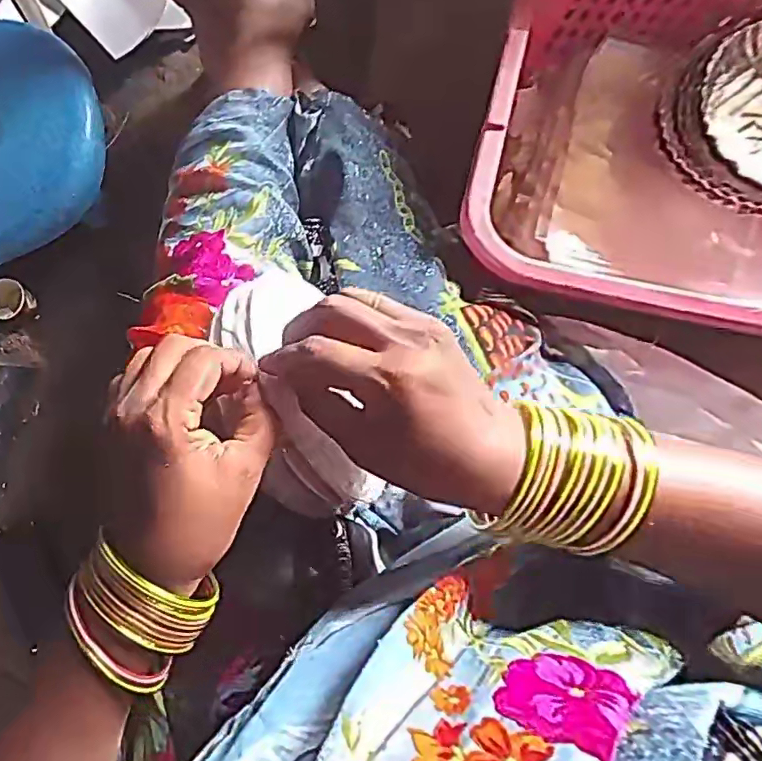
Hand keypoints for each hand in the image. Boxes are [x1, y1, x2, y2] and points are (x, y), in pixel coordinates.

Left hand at [102, 335, 275, 592]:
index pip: (202, 359)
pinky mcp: (106, 422)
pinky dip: (157, 375)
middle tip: (231, 381)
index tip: (253, 380)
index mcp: (164, 418)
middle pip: (171, 345)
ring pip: (146, 355)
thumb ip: (260, 419)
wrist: (146, 565)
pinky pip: (131, 376)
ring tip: (206, 388)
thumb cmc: (198, 526)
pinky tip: (179, 399)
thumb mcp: (244, 472)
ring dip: (180, 361)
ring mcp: (113, 412)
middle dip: (208, 355)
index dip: (235, 362)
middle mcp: (130, 406)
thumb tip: (260, 387)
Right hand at [259, 288, 524, 512]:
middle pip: (329, 310)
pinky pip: (377, 303)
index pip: (315, 350)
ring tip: (312, 341)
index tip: (267, 369)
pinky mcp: (430, 322)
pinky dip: (351, 313)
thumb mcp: (361, 446)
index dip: (282, 358)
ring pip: (352, 297)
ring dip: (321, 315)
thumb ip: (318, 406)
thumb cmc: (426, 463)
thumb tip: (286, 381)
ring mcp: (420, 325)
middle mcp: (402, 340)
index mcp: (386, 378)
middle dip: (297, 329)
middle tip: (288, 353)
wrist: (494, 454)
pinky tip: (346, 337)